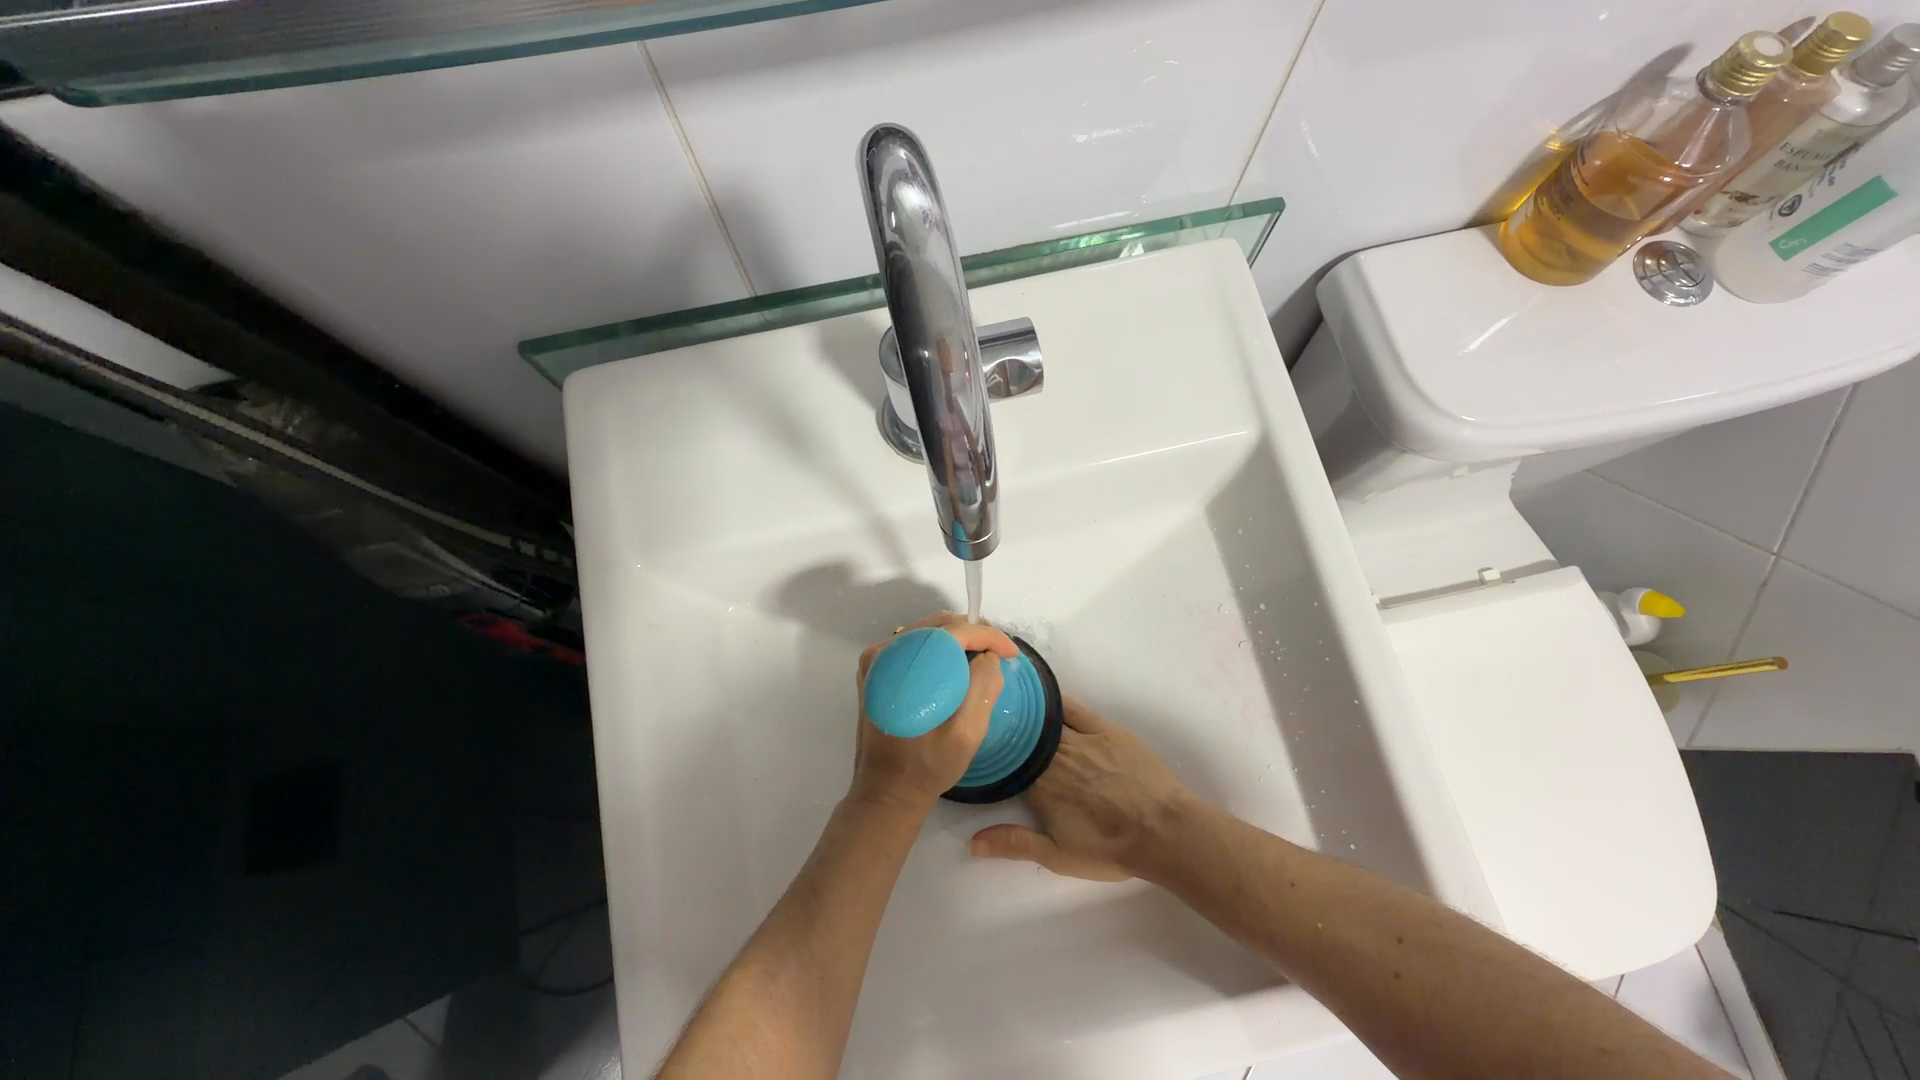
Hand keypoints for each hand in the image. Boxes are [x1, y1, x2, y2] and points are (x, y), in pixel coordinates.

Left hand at [851, 612, 1017, 813]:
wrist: (886, 793)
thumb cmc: (928, 767)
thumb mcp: (967, 733)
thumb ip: (983, 687)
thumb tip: (989, 656)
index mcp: (902, 664)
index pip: (953, 631)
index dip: (989, 636)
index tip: (1012, 653)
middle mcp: (883, 653)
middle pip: (937, 625)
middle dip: (974, 633)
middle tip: (1001, 652)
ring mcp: (875, 661)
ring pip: (925, 632)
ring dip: (957, 640)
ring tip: (985, 656)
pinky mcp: (875, 672)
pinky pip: (913, 646)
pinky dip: (939, 650)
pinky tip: (957, 666)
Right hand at [968, 699, 1196, 880]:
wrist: (1164, 831)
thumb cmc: (1111, 848)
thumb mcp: (1059, 856)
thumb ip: (1015, 844)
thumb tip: (971, 842)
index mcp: (1040, 786)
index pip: (1006, 764)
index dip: (992, 757)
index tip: (976, 750)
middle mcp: (1055, 756)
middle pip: (1021, 738)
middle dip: (1003, 732)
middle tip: (986, 724)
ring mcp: (1081, 738)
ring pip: (1042, 720)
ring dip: (1022, 714)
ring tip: (1005, 705)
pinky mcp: (1105, 729)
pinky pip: (1072, 708)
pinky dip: (1052, 701)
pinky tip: (1040, 696)